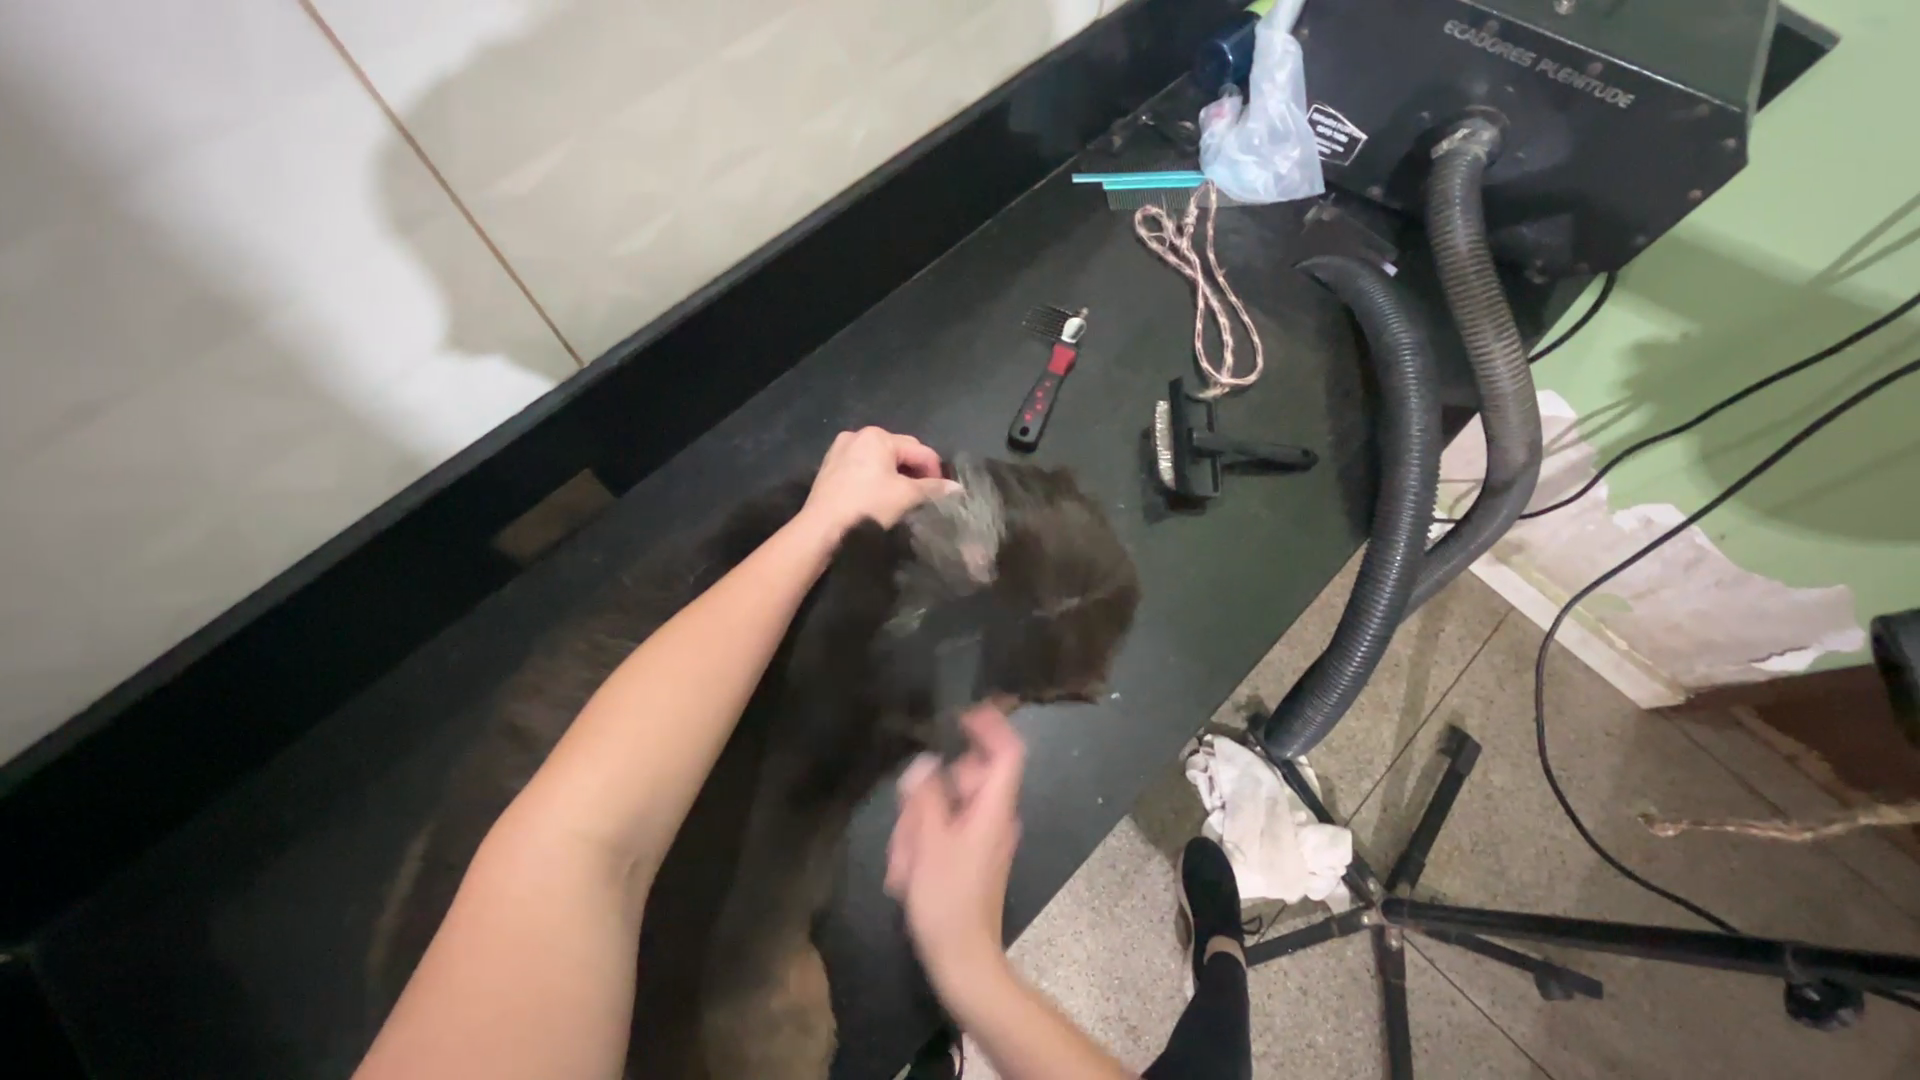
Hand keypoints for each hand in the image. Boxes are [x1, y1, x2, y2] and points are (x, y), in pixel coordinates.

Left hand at [800, 427, 957, 537]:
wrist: (822, 528)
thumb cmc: (868, 506)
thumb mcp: (906, 496)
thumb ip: (933, 488)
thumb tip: (958, 488)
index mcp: (878, 436)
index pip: (920, 450)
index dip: (936, 471)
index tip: (943, 494)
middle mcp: (858, 435)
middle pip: (900, 451)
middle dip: (914, 471)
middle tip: (924, 496)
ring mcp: (840, 449)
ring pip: (880, 459)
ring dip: (896, 475)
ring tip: (902, 497)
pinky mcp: (829, 466)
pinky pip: (862, 466)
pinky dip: (875, 477)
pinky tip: (878, 496)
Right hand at [885, 706, 1025, 984]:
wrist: (963, 960)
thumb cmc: (948, 900)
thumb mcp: (928, 843)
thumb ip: (926, 797)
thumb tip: (926, 763)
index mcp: (994, 809)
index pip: (1007, 752)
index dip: (991, 727)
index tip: (963, 711)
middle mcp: (995, 818)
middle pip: (964, 780)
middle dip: (928, 795)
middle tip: (905, 822)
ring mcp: (984, 839)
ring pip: (947, 808)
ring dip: (919, 826)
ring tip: (904, 861)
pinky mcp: (970, 857)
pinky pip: (945, 833)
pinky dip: (924, 844)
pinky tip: (908, 872)